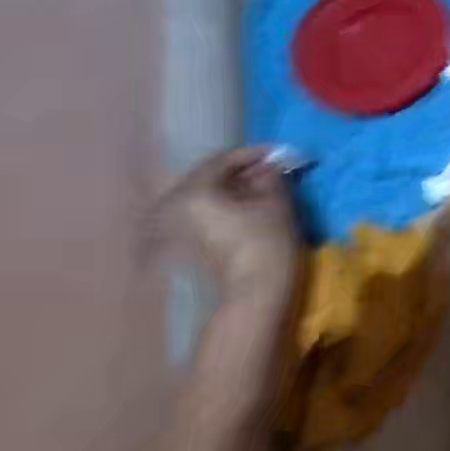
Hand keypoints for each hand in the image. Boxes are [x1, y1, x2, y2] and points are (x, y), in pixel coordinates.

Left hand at [155, 147, 297, 301]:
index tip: (280, 152)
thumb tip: (272, 164)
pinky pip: (200, 216)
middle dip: (241, 172)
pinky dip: (222, 208)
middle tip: (272, 170)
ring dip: (232, 191)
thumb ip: (272, 176)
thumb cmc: (266, 245)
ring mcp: (169, 230)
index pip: (223, 160)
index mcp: (191, 192)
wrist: (252, 298)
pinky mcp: (177, 248)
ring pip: (204, 198)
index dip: (255, 153)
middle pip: (208, 178)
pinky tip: (246, 211)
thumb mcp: (276, 202)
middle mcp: (171, 207)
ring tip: (262, 191)